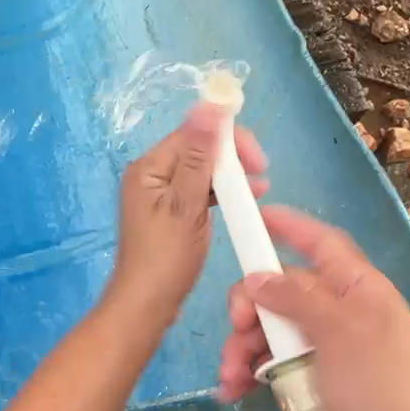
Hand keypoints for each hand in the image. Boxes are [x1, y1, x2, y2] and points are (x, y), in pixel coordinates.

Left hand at [106, 103, 268, 326]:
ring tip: (259, 189)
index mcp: (148, 168)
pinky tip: (243, 200)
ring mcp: (158, 195)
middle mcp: (150, 175)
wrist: (146, 305)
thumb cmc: (166, 258)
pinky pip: (197, 191)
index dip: (229, 139)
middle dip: (232, 156)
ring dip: (230, 175)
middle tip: (262, 176)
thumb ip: (198, 156)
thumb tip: (209, 105)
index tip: (259, 161)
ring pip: (200, 170)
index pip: (194, 133)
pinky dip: (219, 193)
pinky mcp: (168, 213)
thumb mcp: (186, 205)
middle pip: (197, 148)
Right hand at [218, 206, 409, 410]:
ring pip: (273, 333)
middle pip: (284, 293)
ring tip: (230, 378)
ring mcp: (329, 350)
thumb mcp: (340, 334)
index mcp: (359, 290)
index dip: (292, 227)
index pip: (323, 244)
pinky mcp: (316, 382)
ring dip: (244, 350)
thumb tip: (256, 279)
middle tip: (235, 329)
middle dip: (251, 309)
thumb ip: (296, 300)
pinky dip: (252, 375)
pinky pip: (275, 366)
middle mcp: (343, 313)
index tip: (257, 217)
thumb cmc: (381, 386)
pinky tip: (234, 391)